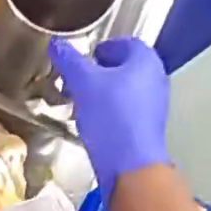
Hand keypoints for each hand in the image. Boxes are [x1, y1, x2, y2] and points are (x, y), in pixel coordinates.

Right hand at [49, 37, 170, 193]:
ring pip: (125, 93)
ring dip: (104, 97)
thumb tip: (56, 44)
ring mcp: (154, 106)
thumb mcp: (84, 84)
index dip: (99, 50)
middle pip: (123, 69)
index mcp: (145, 58)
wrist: (129, 167)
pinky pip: (126, 115)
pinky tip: (95, 128)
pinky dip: (111, 116)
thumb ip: (69, 62)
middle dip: (100, 75)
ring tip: (83, 107)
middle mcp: (155, 78)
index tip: (82, 62)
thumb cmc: (111, 118)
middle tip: (79, 84)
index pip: (120, 43)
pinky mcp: (147, 130)